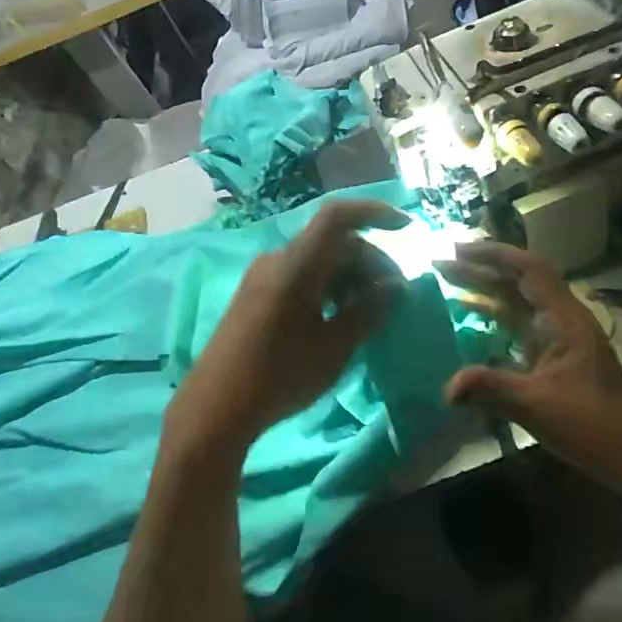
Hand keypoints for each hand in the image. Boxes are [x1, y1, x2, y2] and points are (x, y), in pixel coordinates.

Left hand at [166, 199, 409, 463]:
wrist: (215, 408)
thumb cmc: (280, 375)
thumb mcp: (334, 347)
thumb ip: (369, 310)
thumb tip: (397, 286)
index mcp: (297, 264)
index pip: (338, 216)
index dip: (374, 212)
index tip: (406, 228)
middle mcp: (278, 260)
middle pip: (333, 242)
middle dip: (369, 261)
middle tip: (394, 296)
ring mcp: (263, 276)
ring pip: (318, 260)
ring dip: (350, 277)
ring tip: (369, 312)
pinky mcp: (256, 295)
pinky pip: (301, 276)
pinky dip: (327, 287)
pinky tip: (338, 319)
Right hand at [435, 242, 621, 492]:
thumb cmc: (590, 423)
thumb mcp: (537, 405)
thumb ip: (491, 389)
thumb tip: (447, 389)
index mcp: (565, 319)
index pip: (529, 270)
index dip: (494, 255)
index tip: (459, 248)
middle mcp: (563, 319)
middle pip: (520, 282)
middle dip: (482, 270)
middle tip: (442, 265)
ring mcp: (560, 337)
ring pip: (519, 303)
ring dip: (486, 291)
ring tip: (448, 284)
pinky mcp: (555, 356)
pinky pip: (520, 325)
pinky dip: (495, 318)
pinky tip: (471, 322)